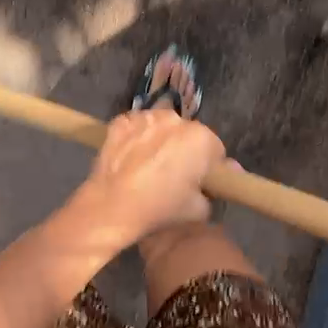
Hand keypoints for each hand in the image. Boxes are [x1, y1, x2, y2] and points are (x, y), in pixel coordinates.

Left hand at [65, 108, 225, 243]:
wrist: (111, 207)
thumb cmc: (159, 208)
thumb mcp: (198, 210)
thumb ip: (215, 193)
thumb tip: (217, 184)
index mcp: (201, 139)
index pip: (215, 151)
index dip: (208, 168)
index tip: (197, 183)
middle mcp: (176, 119)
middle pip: (188, 135)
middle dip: (184, 151)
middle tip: (172, 177)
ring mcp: (146, 117)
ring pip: (162, 128)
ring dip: (160, 142)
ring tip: (148, 168)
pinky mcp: (121, 121)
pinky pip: (137, 128)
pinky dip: (136, 139)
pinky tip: (130, 160)